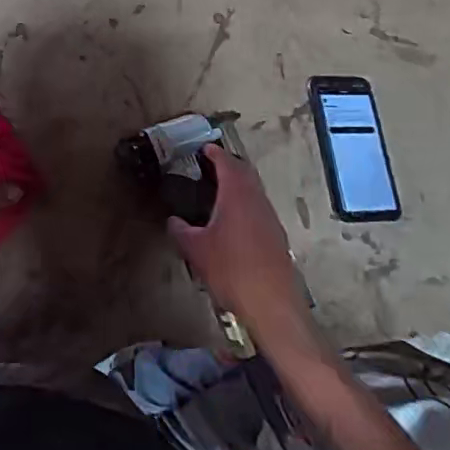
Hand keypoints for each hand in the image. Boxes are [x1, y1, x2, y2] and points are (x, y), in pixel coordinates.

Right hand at [167, 145, 306, 339]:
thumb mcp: (195, 250)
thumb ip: (181, 231)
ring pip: (254, 190)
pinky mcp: (276, 234)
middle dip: (228, 166)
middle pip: (245, 172)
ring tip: (218, 192)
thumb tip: (173, 221)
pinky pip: (259, 208)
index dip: (215, 153)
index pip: (227, 163)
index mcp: (237, 194)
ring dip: (238, 185)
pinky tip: (233, 221)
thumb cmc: (230, 269)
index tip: (204, 148)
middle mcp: (257, 199)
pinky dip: (245, 203)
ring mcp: (270, 216)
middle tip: (210, 167)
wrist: (271, 301)